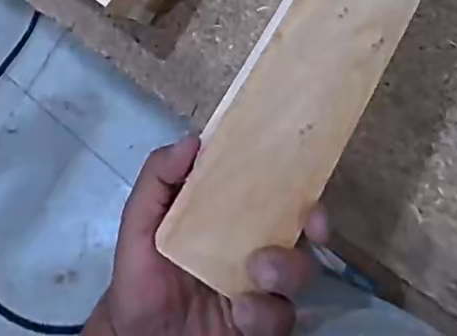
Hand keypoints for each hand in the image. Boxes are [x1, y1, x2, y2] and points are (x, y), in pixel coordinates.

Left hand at [87, 137, 329, 335]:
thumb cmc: (142, 274)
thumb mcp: (140, 221)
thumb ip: (158, 177)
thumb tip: (195, 139)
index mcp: (234, 211)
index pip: (274, 185)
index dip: (297, 174)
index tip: (305, 168)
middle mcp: (258, 242)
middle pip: (304, 223)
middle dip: (316, 219)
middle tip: (311, 224)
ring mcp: (263, 285)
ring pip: (302, 269)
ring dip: (288, 266)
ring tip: (259, 270)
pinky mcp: (261, 323)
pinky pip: (281, 315)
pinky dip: (265, 312)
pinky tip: (241, 311)